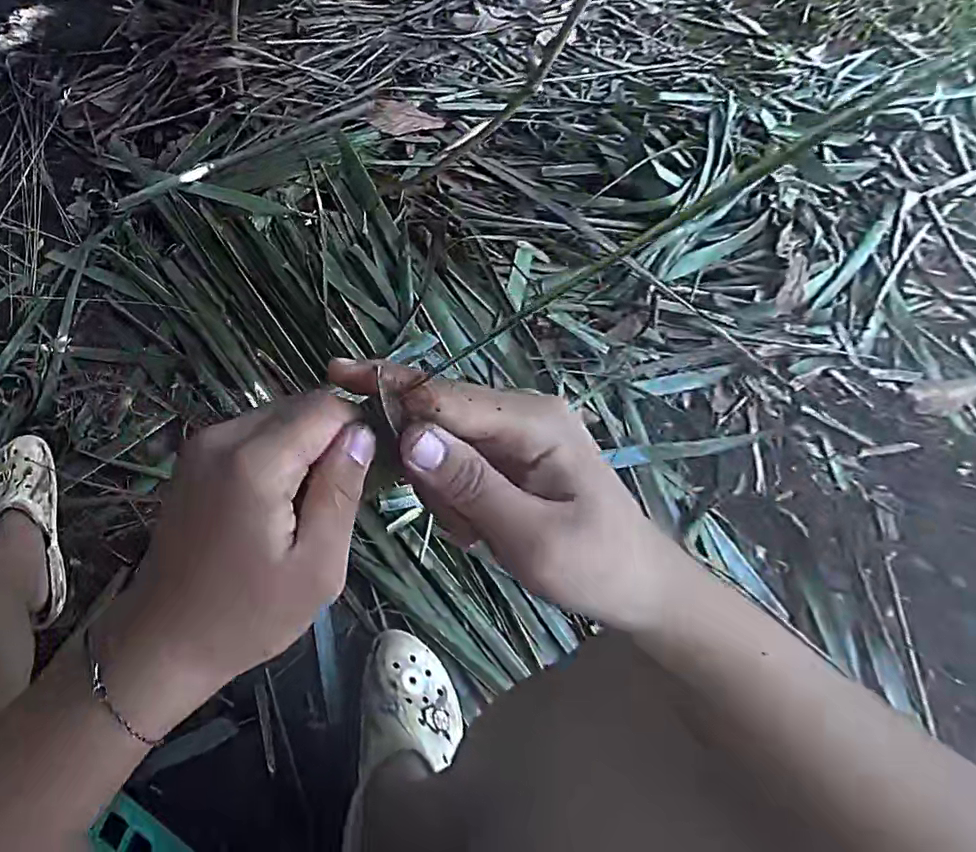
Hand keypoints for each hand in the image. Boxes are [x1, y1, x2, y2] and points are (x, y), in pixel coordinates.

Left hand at [101, 392, 373, 725]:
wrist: (166, 633)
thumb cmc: (247, 615)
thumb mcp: (316, 567)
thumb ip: (340, 492)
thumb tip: (362, 434)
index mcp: (254, 461)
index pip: (324, 407)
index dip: (355, 430)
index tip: (366, 472)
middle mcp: (222, 436)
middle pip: (298, 407)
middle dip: (328, 438)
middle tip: (336, 496)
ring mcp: (202, 442)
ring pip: (275, 416)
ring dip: (301, 446)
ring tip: (304, 504)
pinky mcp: (193, 453)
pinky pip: (250, 432)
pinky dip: (274, 452)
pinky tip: (274, 500)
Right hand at [328, 359, 692, 631]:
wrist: (639, 589)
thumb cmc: (596, 566)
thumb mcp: (534, 537)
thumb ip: (470, 485)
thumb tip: (410, 436)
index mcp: (532, 419)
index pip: (443, 394)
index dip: (388, 391)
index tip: (336, 387)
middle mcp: (517, 410)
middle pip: (433, 408)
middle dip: (416, 455)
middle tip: (447, 517)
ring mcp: (509, 429)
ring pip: (435, 435)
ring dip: (435, 482)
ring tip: (473, 530)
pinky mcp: (501, 450)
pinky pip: (449, 456)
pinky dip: (446, 489)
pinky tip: (474, 524)